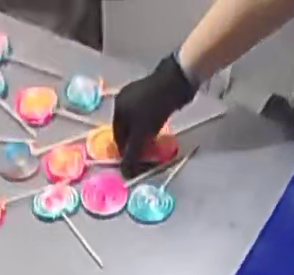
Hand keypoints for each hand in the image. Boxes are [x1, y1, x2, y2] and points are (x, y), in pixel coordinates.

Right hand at [113, 54, 193, 177]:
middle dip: (135, 143)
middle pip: (127, 130)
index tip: (136, 160)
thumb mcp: (140, 136)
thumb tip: (125, 174)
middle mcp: (124, 99)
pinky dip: (150, 123)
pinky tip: (158, 126)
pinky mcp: (151, 90)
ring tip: (153, 141)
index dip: (126, 152)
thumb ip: (131, 156)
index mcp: (117, 108)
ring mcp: (137, 92)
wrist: (175, 82)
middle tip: (145, 152)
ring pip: (137, 122)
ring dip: (143, 134)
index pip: (118, 138)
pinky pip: (146, 113)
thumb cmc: (153, 109)